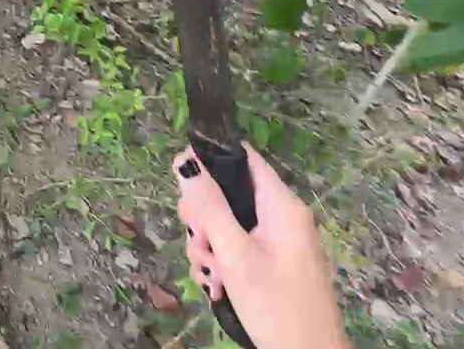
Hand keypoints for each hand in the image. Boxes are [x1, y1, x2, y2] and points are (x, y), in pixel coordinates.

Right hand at [175, 145, 348, 348]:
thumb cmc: (276, 307)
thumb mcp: (235, 254)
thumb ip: (208, 205)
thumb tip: (183, 160)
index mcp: (281, 206)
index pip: (241, 157)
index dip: (207, 160)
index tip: (181, 181)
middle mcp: (281, 217)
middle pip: (226, 192)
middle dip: (203, 217)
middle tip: (201, 244)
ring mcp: (277, 242)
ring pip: (224, 222)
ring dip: (208, 245)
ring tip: (211, 275)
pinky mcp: (271, 263)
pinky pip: (235, 246)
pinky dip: (220, 262)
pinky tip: (217, 285)